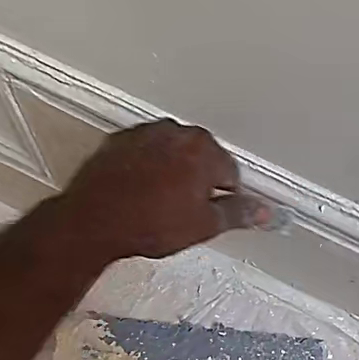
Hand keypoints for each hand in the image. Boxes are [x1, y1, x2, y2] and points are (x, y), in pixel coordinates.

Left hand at [55, 120, 271, 260]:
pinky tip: (136, 192)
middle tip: (181, 212)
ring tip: (156, 204)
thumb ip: (238, 214)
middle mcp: (176, 133)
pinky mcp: (119, 142)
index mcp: (204, 150)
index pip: (230, 173)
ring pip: (170, 153)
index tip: (208, 213)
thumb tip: (264, 212)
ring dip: (169, 172)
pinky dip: (143, 168)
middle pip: (200, 157)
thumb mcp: (202, 226)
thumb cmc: (146, 223)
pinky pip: (142, 153)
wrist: (94, 222)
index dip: (222, 198)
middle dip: (196, 181)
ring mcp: (145, 134)